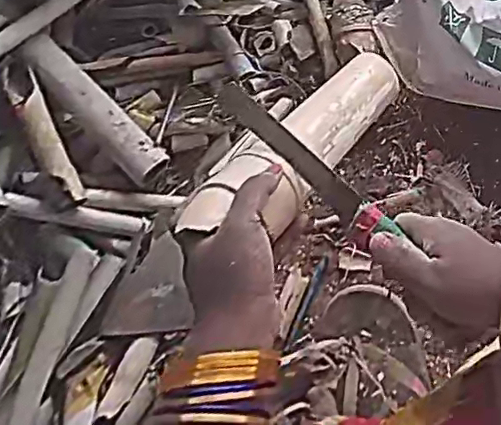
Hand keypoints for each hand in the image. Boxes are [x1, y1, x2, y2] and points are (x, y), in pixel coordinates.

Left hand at [178, 170, 283, 353]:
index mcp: (198, 238)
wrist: (244, 328)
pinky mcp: (257, 280)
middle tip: (271, 184)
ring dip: (274, 215)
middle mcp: (214, 253)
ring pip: (256, 232)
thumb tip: (269, 171)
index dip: (222, 188)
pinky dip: (287, 233)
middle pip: (234, 217)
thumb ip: (253, 193)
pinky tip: (301, 222)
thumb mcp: (240, 224)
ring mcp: (236, 268)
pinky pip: (274, 248)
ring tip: (291, 197)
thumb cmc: (230, 284)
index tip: (240, 173)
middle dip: (254, 200)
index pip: (206, 205)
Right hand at [369, 214, 500, 333]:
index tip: (389, 274)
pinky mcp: (471, 258)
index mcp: (432, 228)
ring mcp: (460, 242)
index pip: (397, 224)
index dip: (387, 247)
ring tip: (437, 307)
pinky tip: (453, 307)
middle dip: (410, 274)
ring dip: (427, 288)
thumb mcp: (427, 280)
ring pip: (428, 264)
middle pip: (412, 246)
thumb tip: (374, 238)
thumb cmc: (469, 289)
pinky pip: (446, 272)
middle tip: (417, 296)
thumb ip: (399, 259)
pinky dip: (444, 290)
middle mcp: (445, 229)